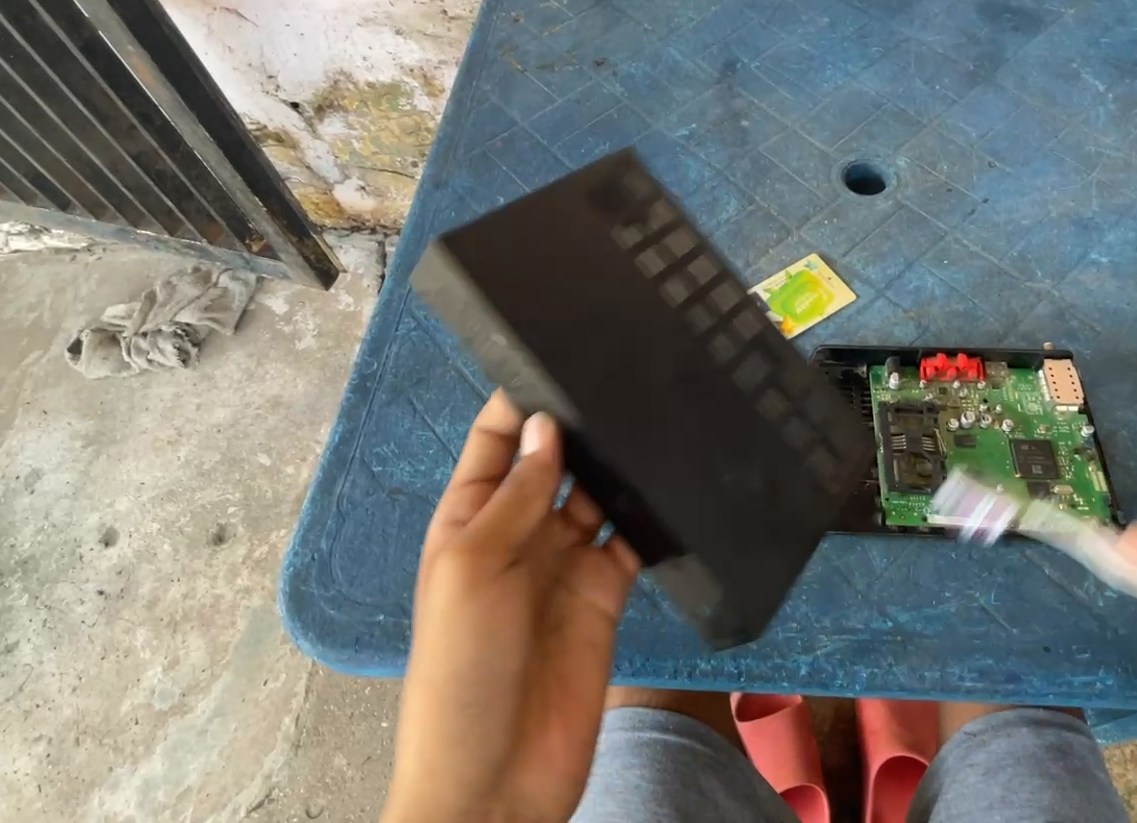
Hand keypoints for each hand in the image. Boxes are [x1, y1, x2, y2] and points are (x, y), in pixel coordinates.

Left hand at [382, 393, 640, 822]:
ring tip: (655, 416)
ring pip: (597, 492)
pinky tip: (673, 479)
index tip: (563, 356)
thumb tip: (548, 424)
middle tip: (626, 377)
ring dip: (618, 464)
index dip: (524, 401)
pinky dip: (649, 512)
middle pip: (555, 459)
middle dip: (580, 426)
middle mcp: (521, 528)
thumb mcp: (473, 568)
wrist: (498, 779)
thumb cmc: (462, 666)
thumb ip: (516, 496)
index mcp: (472, 516)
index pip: (498, 440)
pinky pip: (631, 536)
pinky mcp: (607, 588)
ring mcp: (566, 559)